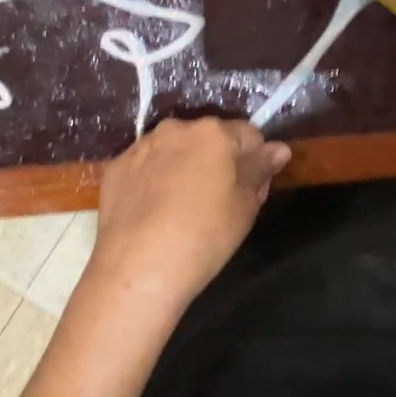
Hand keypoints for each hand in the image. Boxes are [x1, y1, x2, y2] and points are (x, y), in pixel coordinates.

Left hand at [89, 118, 289, 306]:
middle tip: (219, 203)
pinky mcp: (117, 167)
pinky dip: (154, 181)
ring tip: (182, 210)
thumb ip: (261, 170)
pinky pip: (146, 167)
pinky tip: (155, 213)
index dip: (254, 162)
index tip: (251, 191)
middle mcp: (175, 129)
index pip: (248, 135)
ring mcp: (141, 146)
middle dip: (217, 162)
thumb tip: (278, 149)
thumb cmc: (204, 236)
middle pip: (208, 139)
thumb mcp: (245, 207)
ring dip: (184, 168)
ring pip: (175, 150)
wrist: (138, 267)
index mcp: (213, 133)